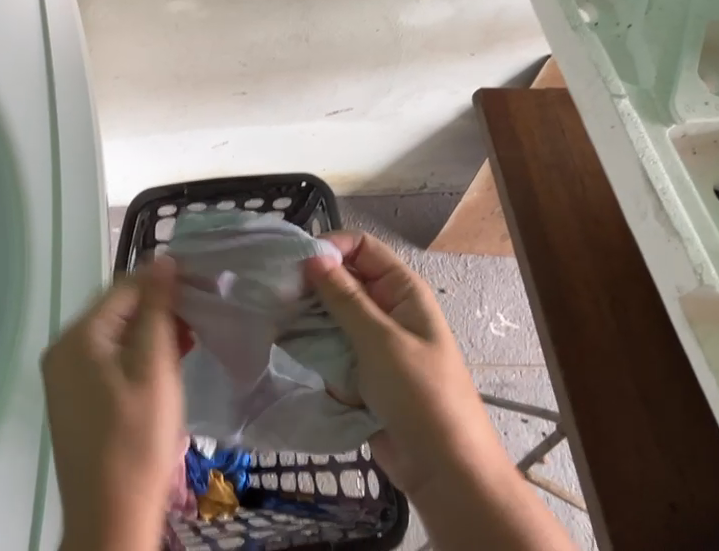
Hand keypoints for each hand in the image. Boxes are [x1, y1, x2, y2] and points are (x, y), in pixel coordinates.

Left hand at [43, 257, 184, 550]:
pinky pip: (106, 361)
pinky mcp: (73, 401)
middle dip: (158, 309)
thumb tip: (162, 259)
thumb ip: (157, 309)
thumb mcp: (154, 367)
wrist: (109, 517)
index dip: (163, 281)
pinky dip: (135, 358)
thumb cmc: (136, 439)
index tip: (201, 283)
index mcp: (77, 337)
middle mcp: (61, 350)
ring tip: (187, 342)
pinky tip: (164, 368)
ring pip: (113, 337)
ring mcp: (63, 378)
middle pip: (116, 312)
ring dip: (149, 334)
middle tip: (199, 318)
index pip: (124, 288)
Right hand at [303, 231, 507, 498]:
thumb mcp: (380, 340)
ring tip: (277, 321)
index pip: (362, 248)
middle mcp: (386, 309)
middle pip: (342, 281)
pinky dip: (314, 351)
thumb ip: (344, 298)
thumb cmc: (420, 395)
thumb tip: (313, 255)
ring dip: (309, 321)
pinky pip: (329, 348)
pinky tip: (289, 350)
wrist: (443, 470)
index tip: (294, 262)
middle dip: (312, 286)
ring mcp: (372, 342)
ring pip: (330, 316)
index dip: (331, 247)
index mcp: (403, 291)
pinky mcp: (359, 372)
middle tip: (276, 293)